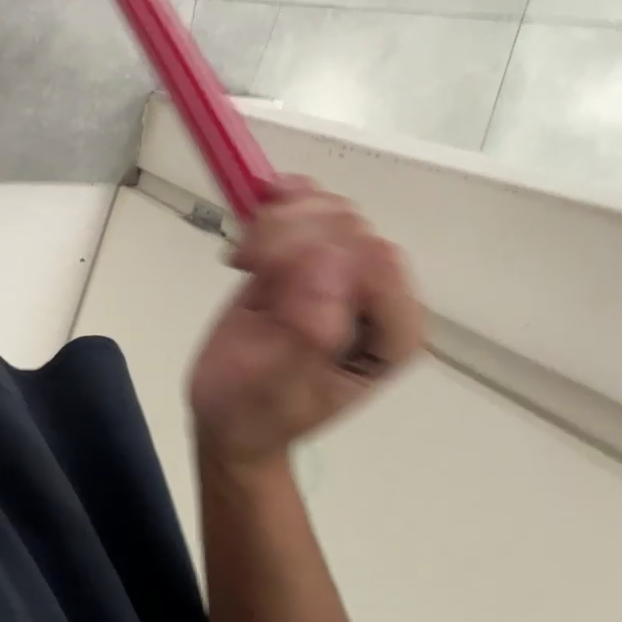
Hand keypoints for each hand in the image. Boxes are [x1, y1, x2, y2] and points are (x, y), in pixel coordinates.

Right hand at [188, 177, 423, 472]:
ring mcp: (347, 274)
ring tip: (247, 259)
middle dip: (289, 235)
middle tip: (247, 267)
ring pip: (329, 209)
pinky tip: (254, 227)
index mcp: (391, 333)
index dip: (312, 250)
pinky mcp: (314, 259)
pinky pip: (311, 207)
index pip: (373, 258)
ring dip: (279, 220)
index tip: (255, 269)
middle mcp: (379, 297)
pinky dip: (280, 203)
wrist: (230, 418)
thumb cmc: (252, 411)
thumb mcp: (275, 386)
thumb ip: (310, 330)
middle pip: (349, 226)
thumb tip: (329, 262)